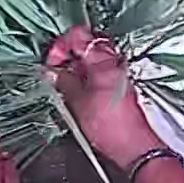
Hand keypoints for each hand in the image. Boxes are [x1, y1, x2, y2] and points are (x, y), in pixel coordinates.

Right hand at [44, 26, 167, 168]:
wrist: (132, 146)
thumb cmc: (112, 127)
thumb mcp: (77, 103)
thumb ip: (63, 82)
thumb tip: (53, 72)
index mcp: (102, 61)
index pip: (78, 36)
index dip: (60, 46)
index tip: (51, 62)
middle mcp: (113, 63)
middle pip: (86, 44)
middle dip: (67, 56)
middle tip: (56, 71)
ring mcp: (118, 74)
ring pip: (92, 59)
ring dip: (76, 68)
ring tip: (65, 85)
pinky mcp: (120, 86)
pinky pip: (99, 73)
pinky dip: (86, 78)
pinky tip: (78, 94)